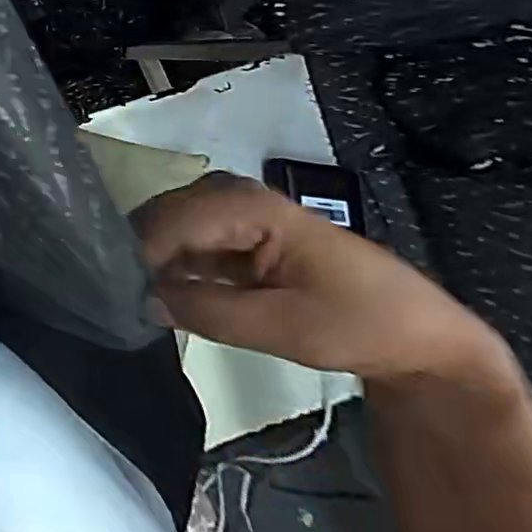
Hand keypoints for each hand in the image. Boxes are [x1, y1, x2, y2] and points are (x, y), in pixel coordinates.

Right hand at [133, 173, 511, 385]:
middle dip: (139, 251)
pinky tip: (158, 292)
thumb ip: (210, 312)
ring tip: (125, 295)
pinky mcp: (241, 238)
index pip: (174, 220)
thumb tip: (145, 301)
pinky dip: (173, 267)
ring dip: (152, 259)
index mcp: (249, 205)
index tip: (114, 291)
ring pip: (174, 228)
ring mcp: (237, 216)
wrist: (417, 334)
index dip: (140, 254)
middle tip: (113, 295)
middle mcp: (236, 197)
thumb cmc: (361, 320)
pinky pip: (192, 244)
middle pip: (167, 216)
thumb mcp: (285, 326)